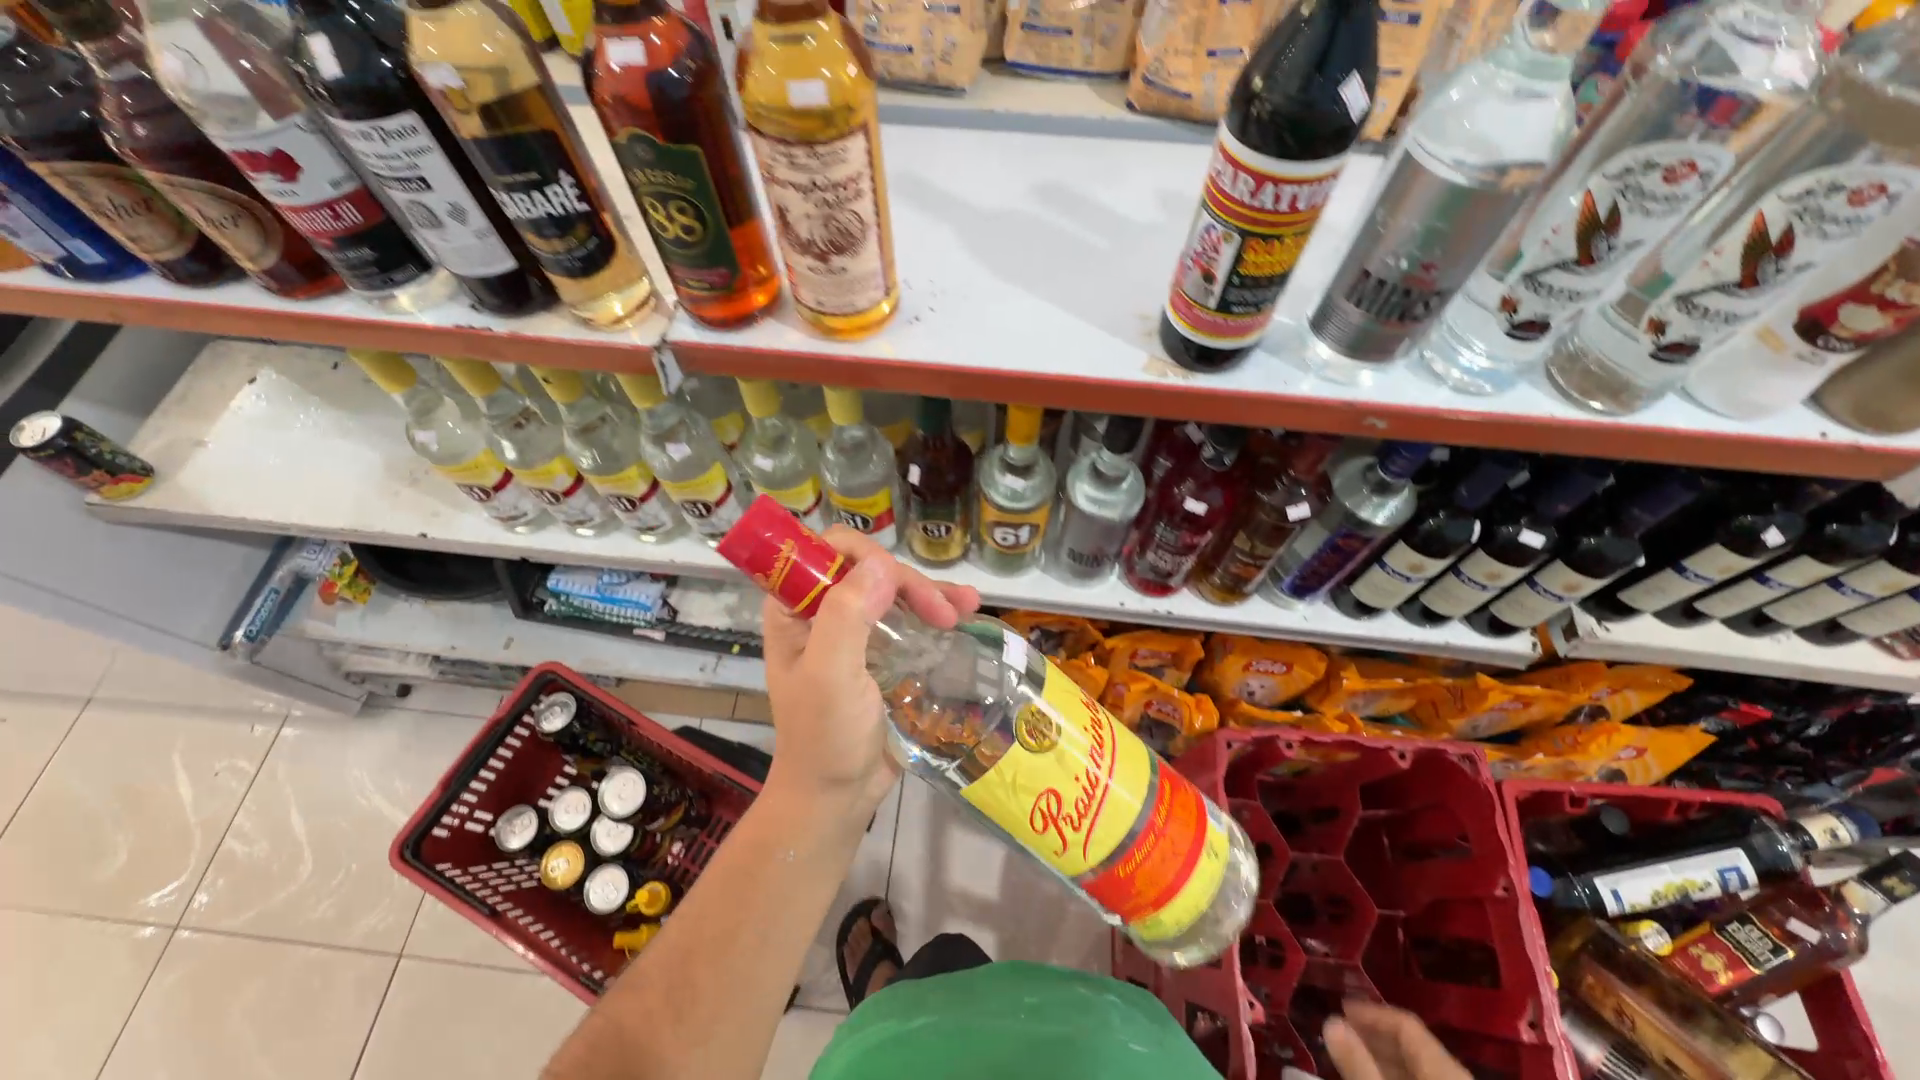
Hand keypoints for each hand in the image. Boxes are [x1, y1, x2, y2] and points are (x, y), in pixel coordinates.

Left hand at [759, 526, 979, 815]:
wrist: (839, 794)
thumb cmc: (824, 736)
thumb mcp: (830, 675)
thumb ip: (846, 616)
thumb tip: (880, 563)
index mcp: (794, 610)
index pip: (826, 553)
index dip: (865, 557)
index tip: (898, 584)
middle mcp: (822, 613)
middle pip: (869, 569)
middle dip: (908, 583)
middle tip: (943, 614)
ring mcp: (856, 632)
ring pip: (895, 590)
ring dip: (931, 592)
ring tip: (966, 607)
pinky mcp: (884, 653)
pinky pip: (911, 618)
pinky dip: (938, 611)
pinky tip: (968, 611)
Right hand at [1324, 1000, 1471, 1079]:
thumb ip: (1358, 1063)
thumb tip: (1330, 1021)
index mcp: (1445, 1068)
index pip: (1406, 1023)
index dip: (1372, 1011)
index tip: (1339, 1008)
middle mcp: (1455, 1075)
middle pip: (1413, 1044)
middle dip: (1373, 1035)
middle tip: (1338, 1031)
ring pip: (1416, 1066)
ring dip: (1382, 1057)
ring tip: (1350, 1054)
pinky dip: (1394, 1075)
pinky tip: (1372, 1076)